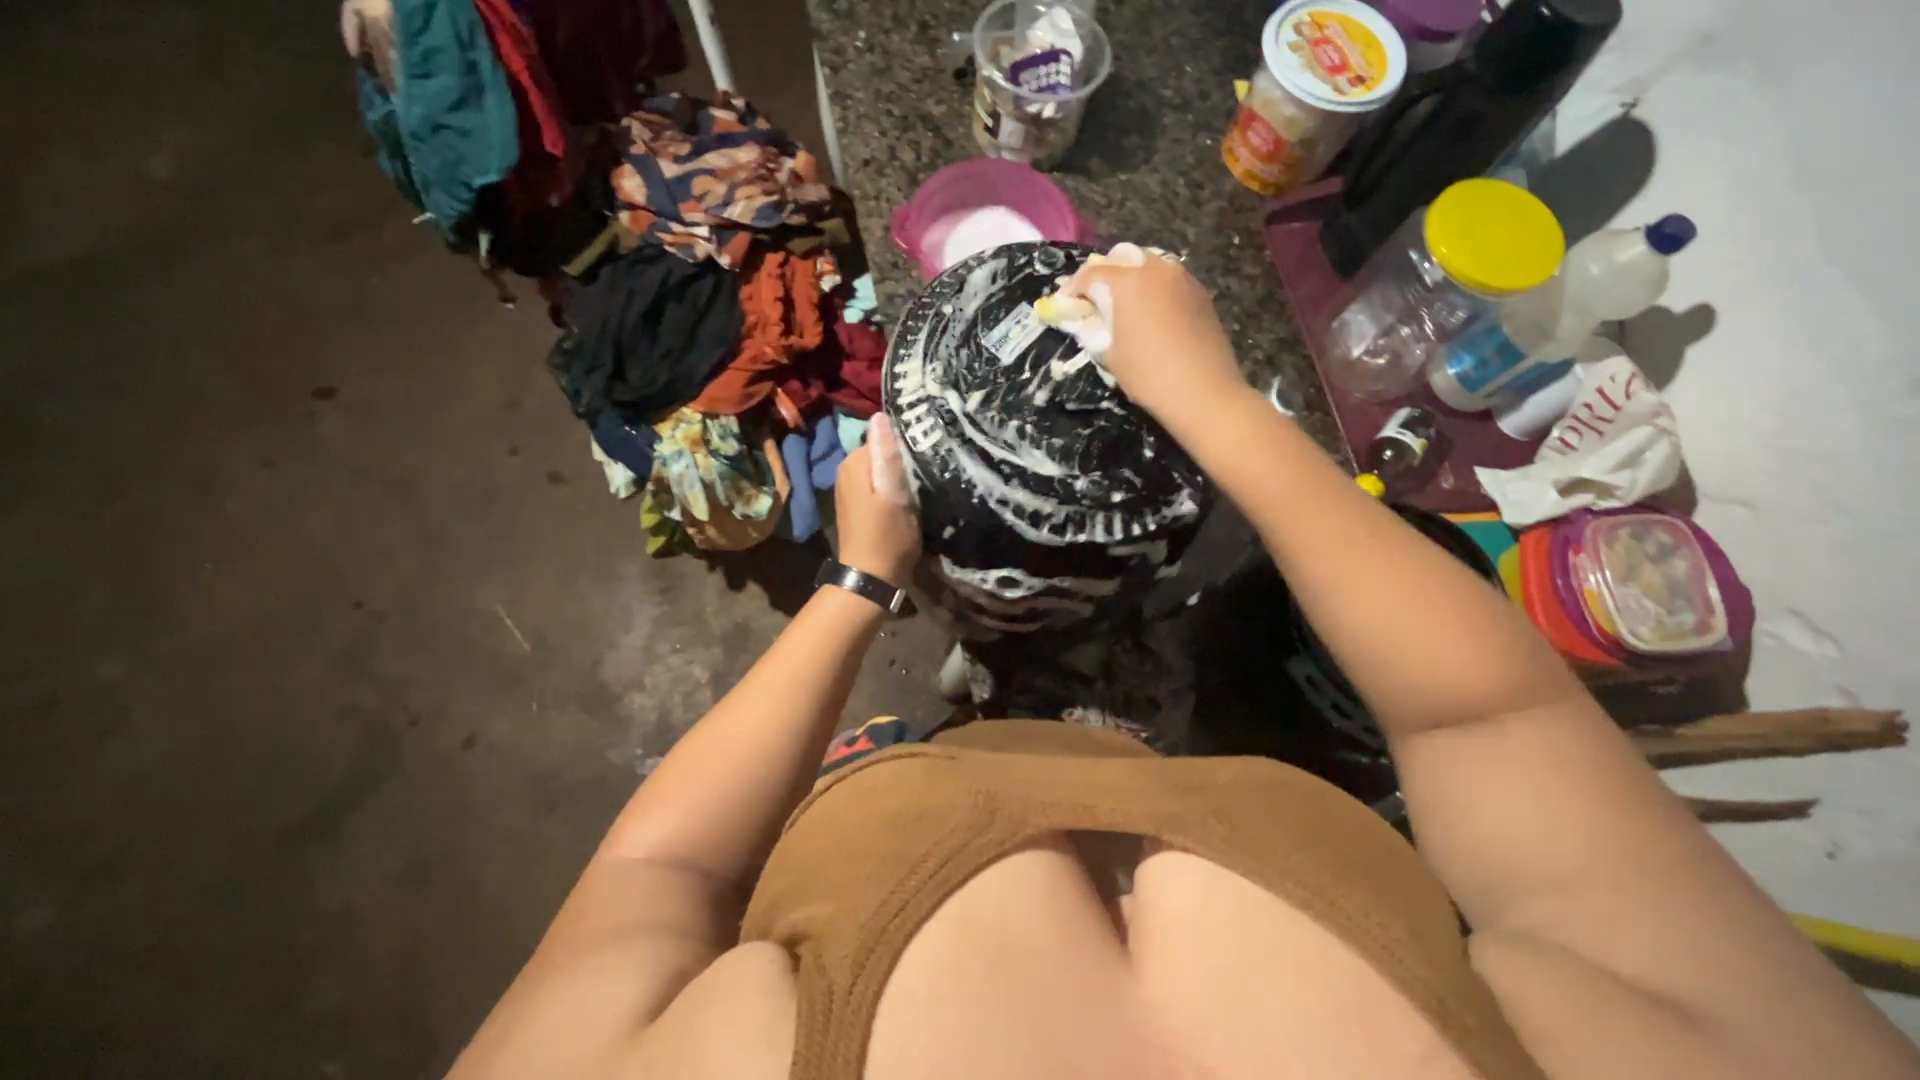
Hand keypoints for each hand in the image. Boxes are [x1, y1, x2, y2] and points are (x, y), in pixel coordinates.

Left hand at [834, 414, 920, 586]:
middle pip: (883, 453)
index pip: (885, 436)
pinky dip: (895, 489)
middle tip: (932, 471)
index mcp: (854, 463)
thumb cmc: (887, 536)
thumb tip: (879, 415)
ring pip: (883, 470)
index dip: (908, 444)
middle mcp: (847, 471)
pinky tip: (911, 500)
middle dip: (904, 459)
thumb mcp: (893, 492)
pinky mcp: (859, 506)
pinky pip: (880, 485)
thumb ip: (887, 454)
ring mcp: (851, 490)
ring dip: (902, 475)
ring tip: (925, 485)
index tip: (931, 455)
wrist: (872, 578)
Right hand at [1068, 246, 1247, 421]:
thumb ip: (1092, 328)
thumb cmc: (1148, 375)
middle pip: (1121, 258)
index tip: (1065, 304)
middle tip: (1094, 301)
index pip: (1090, 274)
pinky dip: (1154, 288)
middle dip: (1104, 275)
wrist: (1205, 392)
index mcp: (1127, 281)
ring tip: (1124, 305)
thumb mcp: (1109, 353)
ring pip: (1148, 264)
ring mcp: (1182, 277)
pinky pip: (1169, 279)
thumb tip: (1082, 317)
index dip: (1073, 289)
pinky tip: (1151, 312)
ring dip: (1131, 278)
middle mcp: (1155, 268)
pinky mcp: (1200, 291)